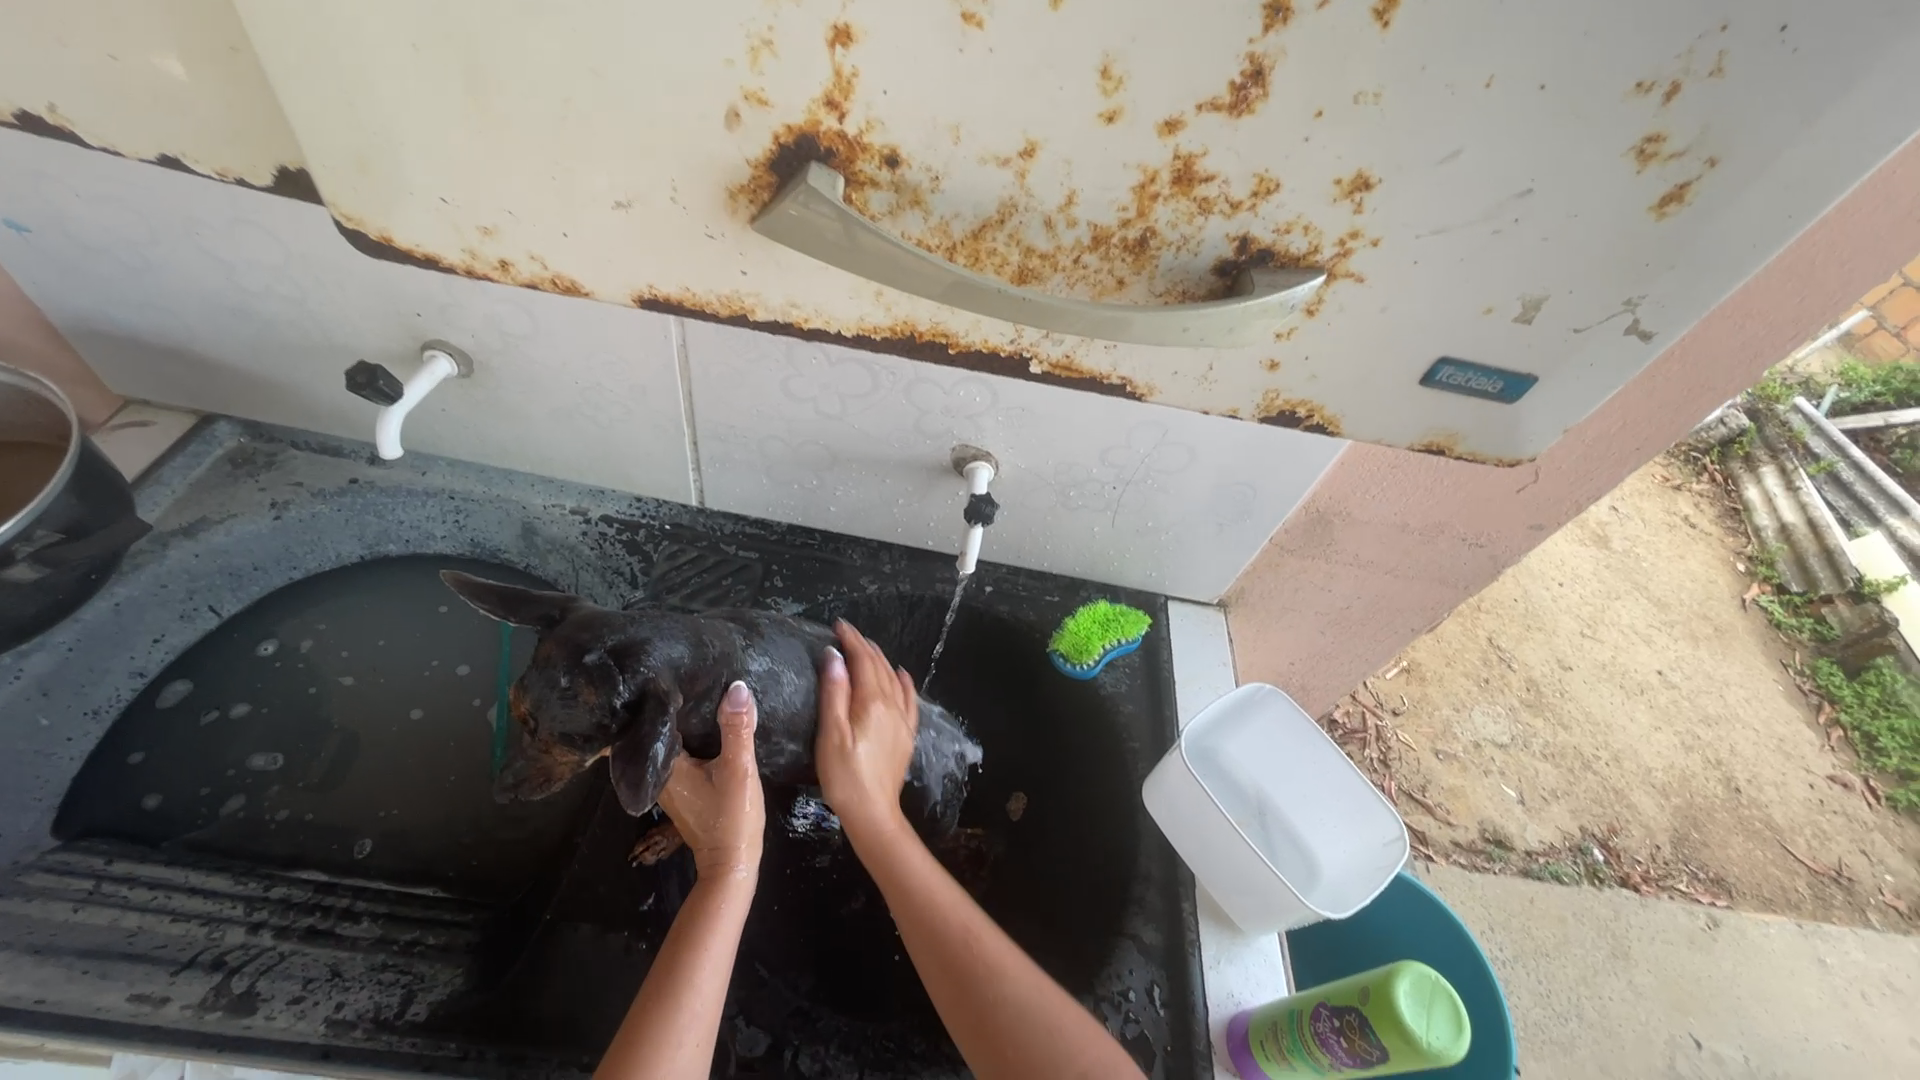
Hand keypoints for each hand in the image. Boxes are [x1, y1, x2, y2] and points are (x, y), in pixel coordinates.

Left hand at [658, 681, 763, 882]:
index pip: (644, 724)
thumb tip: (736, 687)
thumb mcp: (738, 769)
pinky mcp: (682, 788)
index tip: (655, 668)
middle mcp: (657, 773)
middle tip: (669, 668)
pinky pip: (676, 753)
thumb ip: (736, 728)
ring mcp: (668, 783)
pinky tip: (700, 721)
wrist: (733, 862)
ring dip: (672, 721)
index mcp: (662, 766)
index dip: (648, 697)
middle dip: (657, 705)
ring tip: (686, 686)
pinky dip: (684, 736)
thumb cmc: (731, 817)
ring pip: (663, 742)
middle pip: (651, 731)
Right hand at [816, 620, 919, 841]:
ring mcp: (902, 720)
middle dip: (863, 646)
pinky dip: (904, 682)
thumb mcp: (831, 733)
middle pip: (879, 666)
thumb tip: (835, 656)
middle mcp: (891, 705)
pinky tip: (902, 675)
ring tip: (868, 647)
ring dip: (881, 659)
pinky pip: (909, 699)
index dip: (851, 640)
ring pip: (894, 679)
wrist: (873, 812)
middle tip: (847, 634)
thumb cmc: (844, 775)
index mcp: (871, 702)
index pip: (862, 660)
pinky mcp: (906, 734)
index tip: (838, 625)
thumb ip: (834, 693)